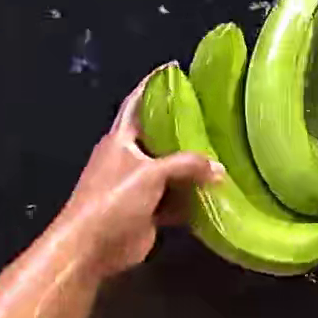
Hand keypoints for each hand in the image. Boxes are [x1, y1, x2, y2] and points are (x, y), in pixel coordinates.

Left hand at [53, 69, 222, 276]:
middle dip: (185, 126)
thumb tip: (220, 167)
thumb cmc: (113, 201)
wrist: (91, 247)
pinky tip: (217, 191)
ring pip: (173, 167)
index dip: (153, 86)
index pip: (137, 104)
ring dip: (195, 165)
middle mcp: (129, 158)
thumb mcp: (151, 174)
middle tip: (217, 113)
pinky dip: (195, 194)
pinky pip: (178, 195)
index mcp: (121, 141)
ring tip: (226, 151)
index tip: (174, 69)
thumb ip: (188, 165)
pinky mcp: (149, 208)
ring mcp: (139, 184)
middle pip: (160, 135)